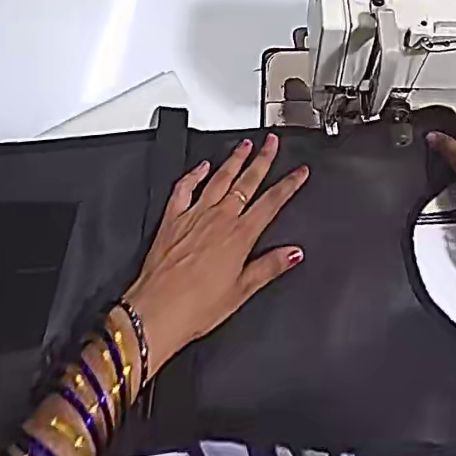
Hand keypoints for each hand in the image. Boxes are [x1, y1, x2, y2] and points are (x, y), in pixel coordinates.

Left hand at [123, 134, 308, 374]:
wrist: (155, 314)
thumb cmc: (196, 308)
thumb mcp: (242, 291)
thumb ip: (270, 267)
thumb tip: (293, 253)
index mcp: (239, 236)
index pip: (271, 202)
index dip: (289, 184)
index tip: (300, 172)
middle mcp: (219, 219)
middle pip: (247, 181)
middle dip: (263, 159)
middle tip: (272, 142)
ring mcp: (195, 215)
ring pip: (220, 178)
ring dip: (235, 159)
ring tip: (246, 145)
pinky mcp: (173, 219)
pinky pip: (185, 188)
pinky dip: (195, 174)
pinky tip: (202, 167)